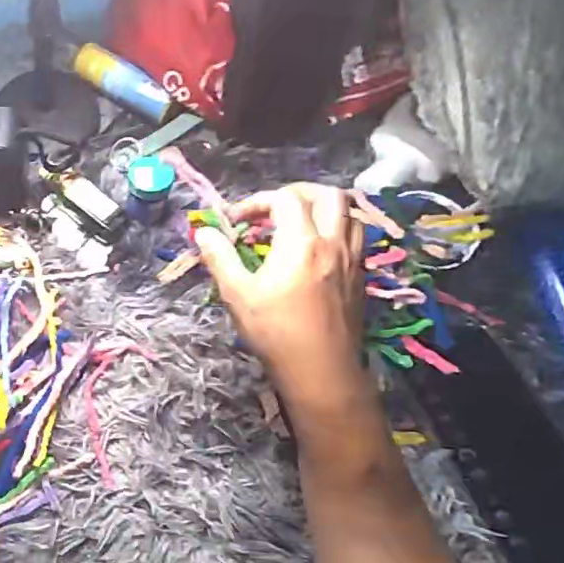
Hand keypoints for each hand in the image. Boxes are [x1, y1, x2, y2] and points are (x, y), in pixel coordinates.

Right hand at [195, 183, 365, 401]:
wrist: (320, 369)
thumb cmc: (275, 332)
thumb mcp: (237, 294)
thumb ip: (220, 258)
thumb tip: (203, 231)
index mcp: (301, 243)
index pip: (284, 199)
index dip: (257, 202)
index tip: (236, 221)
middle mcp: (332, 242)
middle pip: (327, 194)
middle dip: (296, 193)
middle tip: (273, 208)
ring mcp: (351, 259)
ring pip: (348, 213)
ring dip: (321, 209)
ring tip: (297, 224)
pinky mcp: (359, 276)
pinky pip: (355, 236)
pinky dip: (335, 229)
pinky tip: (315, 249)